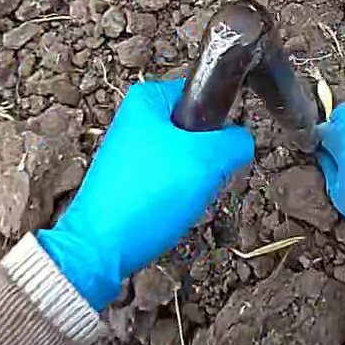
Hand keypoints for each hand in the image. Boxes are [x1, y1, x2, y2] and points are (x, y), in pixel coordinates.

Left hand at [37, 79, 253, 307]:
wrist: (102, 249)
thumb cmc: (148, 195)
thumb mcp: (209, 158)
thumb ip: (236, 141)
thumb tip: (242, 142)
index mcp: (148, 98)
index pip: (205, 95)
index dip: (221, 121)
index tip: (220, 147)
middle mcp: (136, 119)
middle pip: (200, 129)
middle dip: (211, 155)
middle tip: (205, 175)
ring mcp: (133, 151)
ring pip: (191, 157)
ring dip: (199, 178)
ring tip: (188, 195)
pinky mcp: (132, 180)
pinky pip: (174, 179)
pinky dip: (182, 194)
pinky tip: (175, 208)